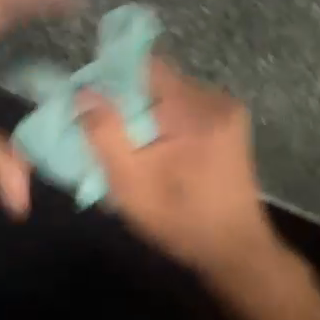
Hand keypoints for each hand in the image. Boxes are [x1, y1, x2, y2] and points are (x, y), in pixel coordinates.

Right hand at [81, 60, 281, 281]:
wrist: (237, 255)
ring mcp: (223, 112)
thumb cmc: (181, 220)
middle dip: (121, 99)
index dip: (109, 75)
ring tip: (121, 143)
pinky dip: (156, 123)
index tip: (86, 97)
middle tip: (97, 127)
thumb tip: (83, 92)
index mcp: (195, 108)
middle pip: (152, 79)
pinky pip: (177, 108)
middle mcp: (215, 100)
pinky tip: (146, 150)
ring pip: (162, 94)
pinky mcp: (224, 127)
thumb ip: (104, 132)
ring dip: (137, 113)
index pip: (143, 64)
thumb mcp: (130, 181)